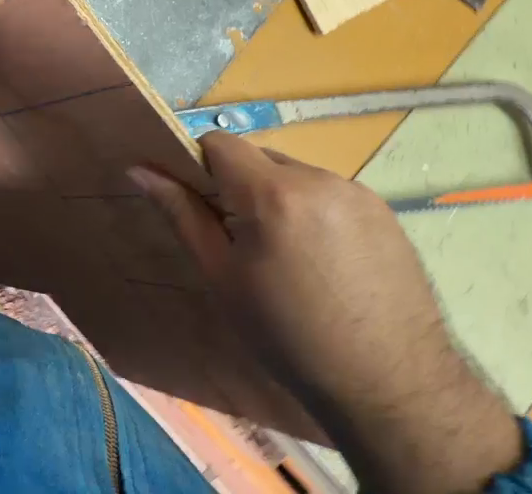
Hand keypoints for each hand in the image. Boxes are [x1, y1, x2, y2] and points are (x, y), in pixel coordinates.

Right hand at [131, 133, 521, 493]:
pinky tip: (321, 262)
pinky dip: (312, 212)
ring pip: (294, 175)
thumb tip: (139, 170)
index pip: (218, 143)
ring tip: (285, 256)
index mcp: (272, 194)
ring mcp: (358, 194)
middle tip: (239, 239)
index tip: (199, 204)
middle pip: (257, 158)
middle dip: (239, 185)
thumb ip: (181, 213)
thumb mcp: (221, 277)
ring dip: (277, 198)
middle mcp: (318, 180)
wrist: (392, 389)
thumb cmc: (288, 336)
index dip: (199, 166)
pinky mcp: (385, 213)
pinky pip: (329, 194)